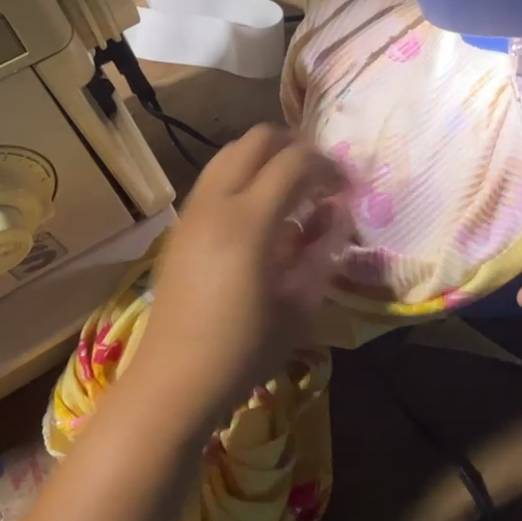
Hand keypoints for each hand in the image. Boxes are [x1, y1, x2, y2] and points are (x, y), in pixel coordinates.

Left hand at [137, 125, 349, 415]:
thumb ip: (323, 251)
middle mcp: (216, 202)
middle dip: (295, 148)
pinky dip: (242, 176)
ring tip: (290, 191)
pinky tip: (259, 215)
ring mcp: (192, 210)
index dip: (328, 165)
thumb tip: (336, 213)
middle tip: (319, 178)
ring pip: (230, 152)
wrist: (174, 380)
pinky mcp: (179, 225)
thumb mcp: (300, 306)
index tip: (347, 187)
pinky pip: (214, 178)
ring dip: (265, 158)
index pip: (295, 161)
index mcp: (249, 221)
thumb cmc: (244, 350)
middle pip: (257, 139)